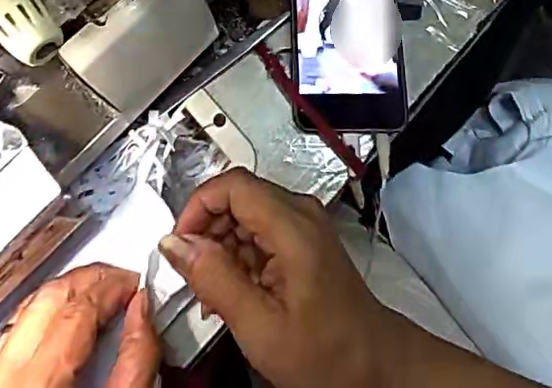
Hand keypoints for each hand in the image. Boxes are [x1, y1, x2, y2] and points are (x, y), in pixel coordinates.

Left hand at [0, 264, 159, 387]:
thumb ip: (134, 363)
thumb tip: (143, 310)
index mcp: (35, 379)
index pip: (78, 303)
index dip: (114, 284)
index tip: (139, 285)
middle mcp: (2, 374)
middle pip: (51, 296)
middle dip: (94, 280)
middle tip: (125, 284)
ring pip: (30, 308)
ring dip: (72, 294)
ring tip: (103, 300)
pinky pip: (16, 329)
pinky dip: (49, 316)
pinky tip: (71, 324)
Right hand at [158, 169, 398, 387]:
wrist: (376, 366)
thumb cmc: (328, 354)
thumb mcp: (260, 327)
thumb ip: (215, 279)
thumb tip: (175, 243)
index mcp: (293, 226)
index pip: (233, 185)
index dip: (198, 206)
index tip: (180, 242)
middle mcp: (299, 212)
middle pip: (236, 196)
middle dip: (207, 231)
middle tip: (194, 277)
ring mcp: (302, 222)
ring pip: (244, 212)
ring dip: (220, 246)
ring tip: (215, 293)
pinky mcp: (302, 235)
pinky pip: (258, 227)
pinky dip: (238, 253)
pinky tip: (235, 291)